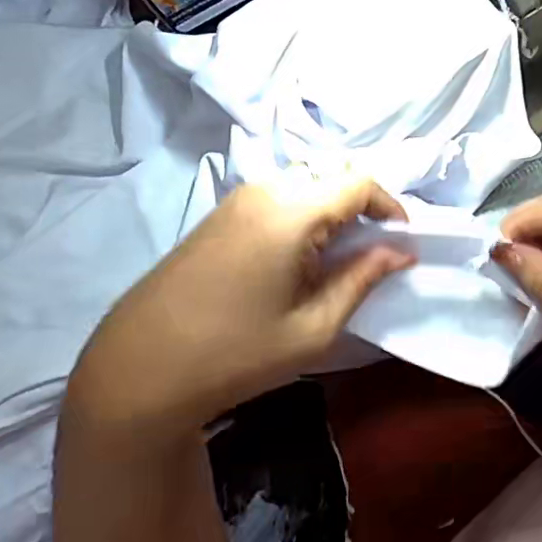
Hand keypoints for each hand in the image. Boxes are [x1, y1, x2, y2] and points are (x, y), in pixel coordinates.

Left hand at [67, 178, 414, 435]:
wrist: (139, 368)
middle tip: (373, 249)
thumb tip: (400, 251)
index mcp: (291, 211)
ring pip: (305, 179)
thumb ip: (362, 279)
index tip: (402, 240)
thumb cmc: (235, 354)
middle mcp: (265, 189)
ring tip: (339, 254)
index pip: (359, 182)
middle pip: (332, 173)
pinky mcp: (221, 212)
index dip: (390, 205)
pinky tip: (300, 253)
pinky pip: (279, 193)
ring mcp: (237, 197)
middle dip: (363, 203)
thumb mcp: (313, 328)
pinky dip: (305, 209)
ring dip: (332, 205)